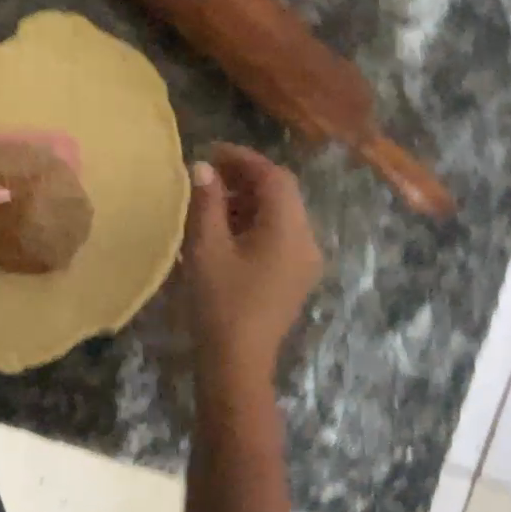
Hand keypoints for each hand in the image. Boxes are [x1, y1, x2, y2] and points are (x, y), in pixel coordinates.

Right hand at [178, 143, 322, 383]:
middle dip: (246, 176)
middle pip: (283, 194)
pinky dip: (254, 220)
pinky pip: (279, 234)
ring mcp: (304, 262)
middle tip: (207, 171)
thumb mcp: (205, 246)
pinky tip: (224, 226)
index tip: (209, 151)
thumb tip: (203, 167)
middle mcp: (307, 241)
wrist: (237, 360)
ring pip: (281, 214)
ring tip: (210, 197)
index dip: (243, 158)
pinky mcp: (294, 277)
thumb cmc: (220, 300)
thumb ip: (206, 202)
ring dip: (249, 198)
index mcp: (290, 231)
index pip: (275, 178)